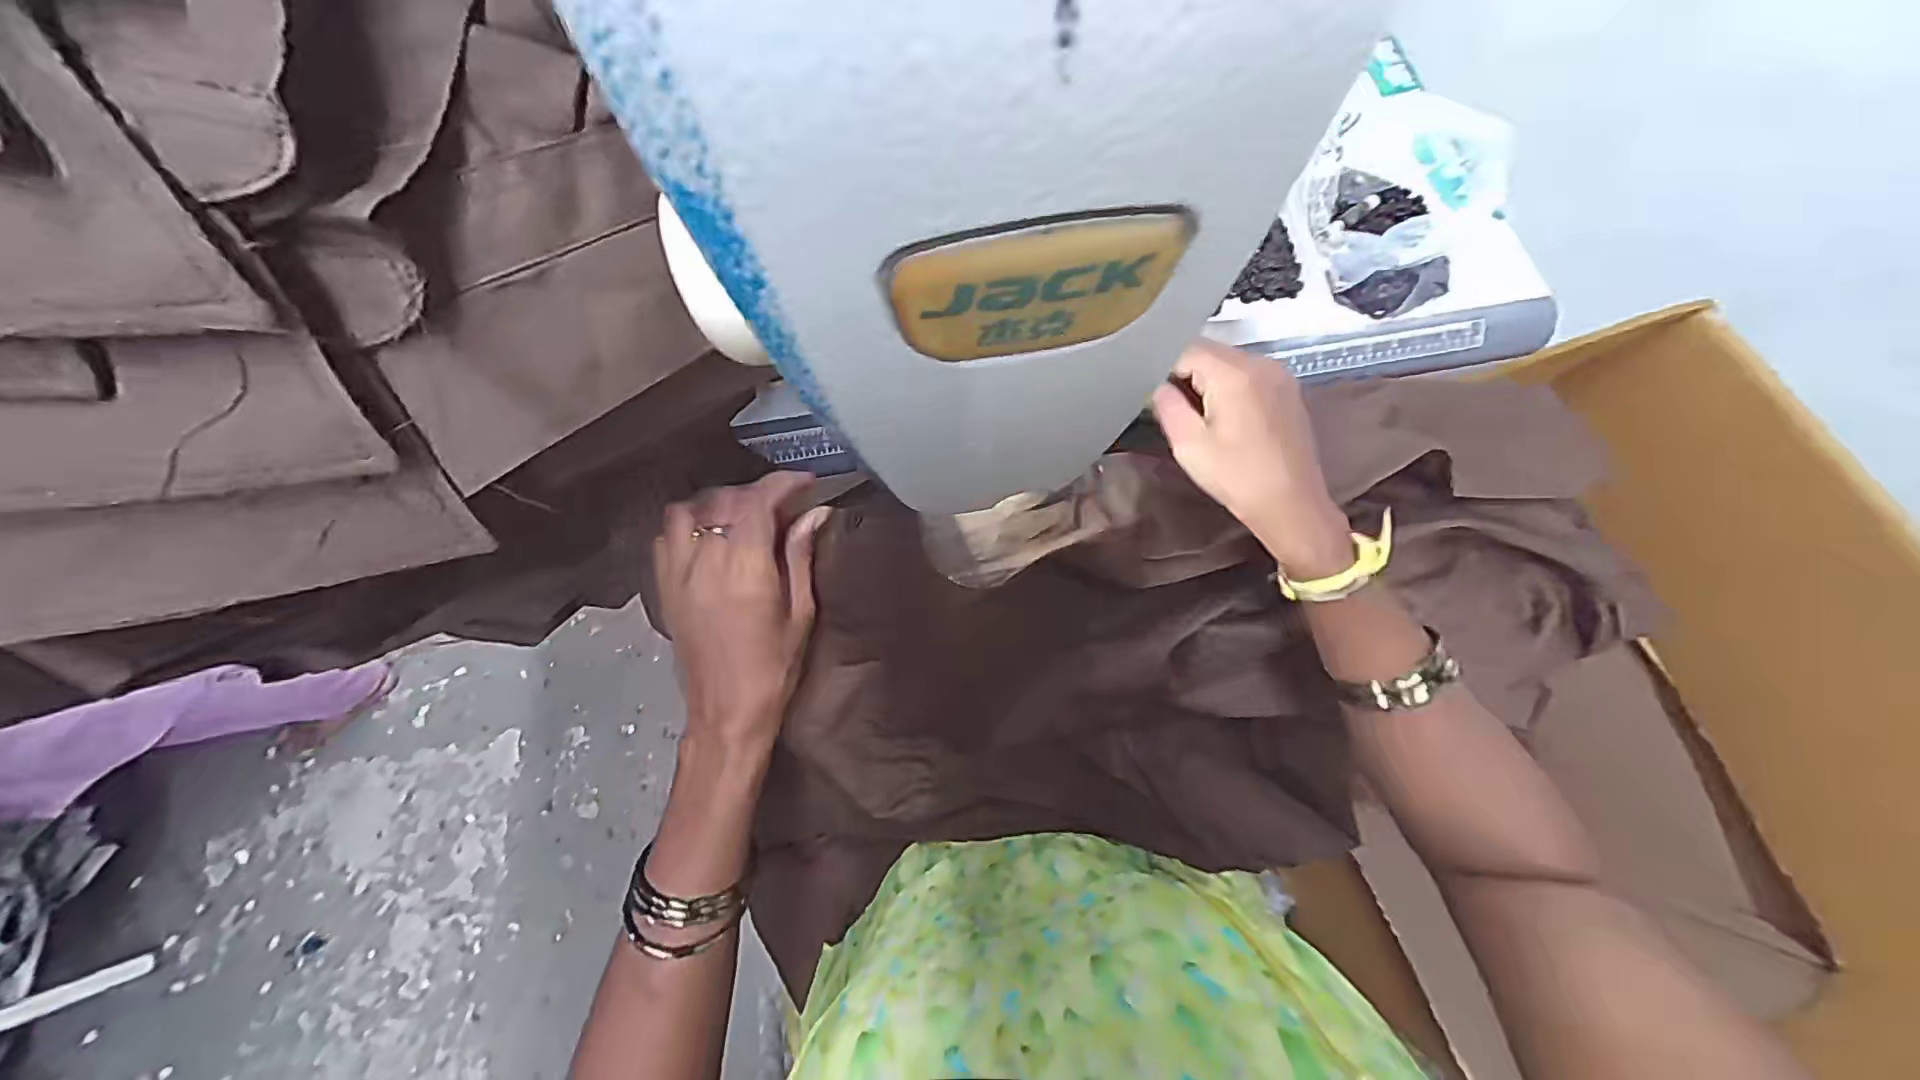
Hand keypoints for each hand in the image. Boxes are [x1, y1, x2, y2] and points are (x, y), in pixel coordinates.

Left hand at [654, 472, 831, 755]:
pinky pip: (665, 537)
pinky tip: (709, 537)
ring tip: (743, 516)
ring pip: (688, 511)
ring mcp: (678, 574)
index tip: (804, 482)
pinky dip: (688, 525)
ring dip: (717, 503)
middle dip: (757, 492)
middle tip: (784, 504)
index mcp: (746, 569)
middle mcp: (706, 563)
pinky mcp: (664, 588)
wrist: (727, 710)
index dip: (783, 483)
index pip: (758, 502)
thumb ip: (801, 556)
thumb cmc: (774, 667)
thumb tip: (815, 514)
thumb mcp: (801, 612)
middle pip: (724, 500)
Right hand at [1150, 339, 1354, 577]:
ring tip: (1198, 414)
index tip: (1152, 394)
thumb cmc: (1237, 477)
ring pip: (1228, 362)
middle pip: (1209, 351)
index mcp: (1234, 374)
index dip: (1162, 368)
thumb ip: (1167, 406)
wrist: (1291, 503)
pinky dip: (1228, 386)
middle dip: (1185, 373)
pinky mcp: (1287, 388)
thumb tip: (1157, 386)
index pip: (1185, 349)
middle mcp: (1261, 363)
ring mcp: (1279, 374)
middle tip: (1171, 406)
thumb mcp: (1189, 445)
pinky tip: (1224, 416)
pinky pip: (1247, 374)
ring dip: (1206, 380)